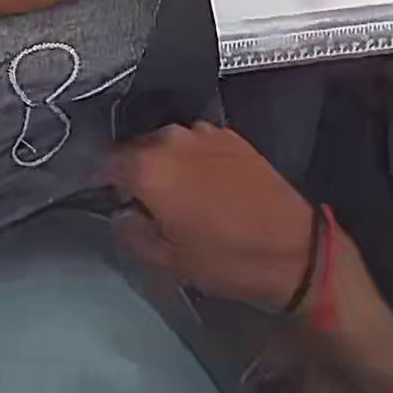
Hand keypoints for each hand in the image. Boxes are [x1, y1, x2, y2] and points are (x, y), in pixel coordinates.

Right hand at [107, 123, 314, 309]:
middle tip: (142, 200)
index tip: (101, 194)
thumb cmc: (226, 258)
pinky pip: (194, 141)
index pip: (103, 160)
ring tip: (177, 190)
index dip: (98, 178)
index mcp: (147, 167)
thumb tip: (121, 214)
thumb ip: (131, 232)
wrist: (294, 248)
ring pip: (165, 142)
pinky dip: (191, 156)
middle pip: (134, 147)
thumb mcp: (168, 261)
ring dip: (163, 161)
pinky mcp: (227, 133)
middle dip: (132, 170)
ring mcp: (200, 131)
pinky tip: (205, 181)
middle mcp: (169, 138)